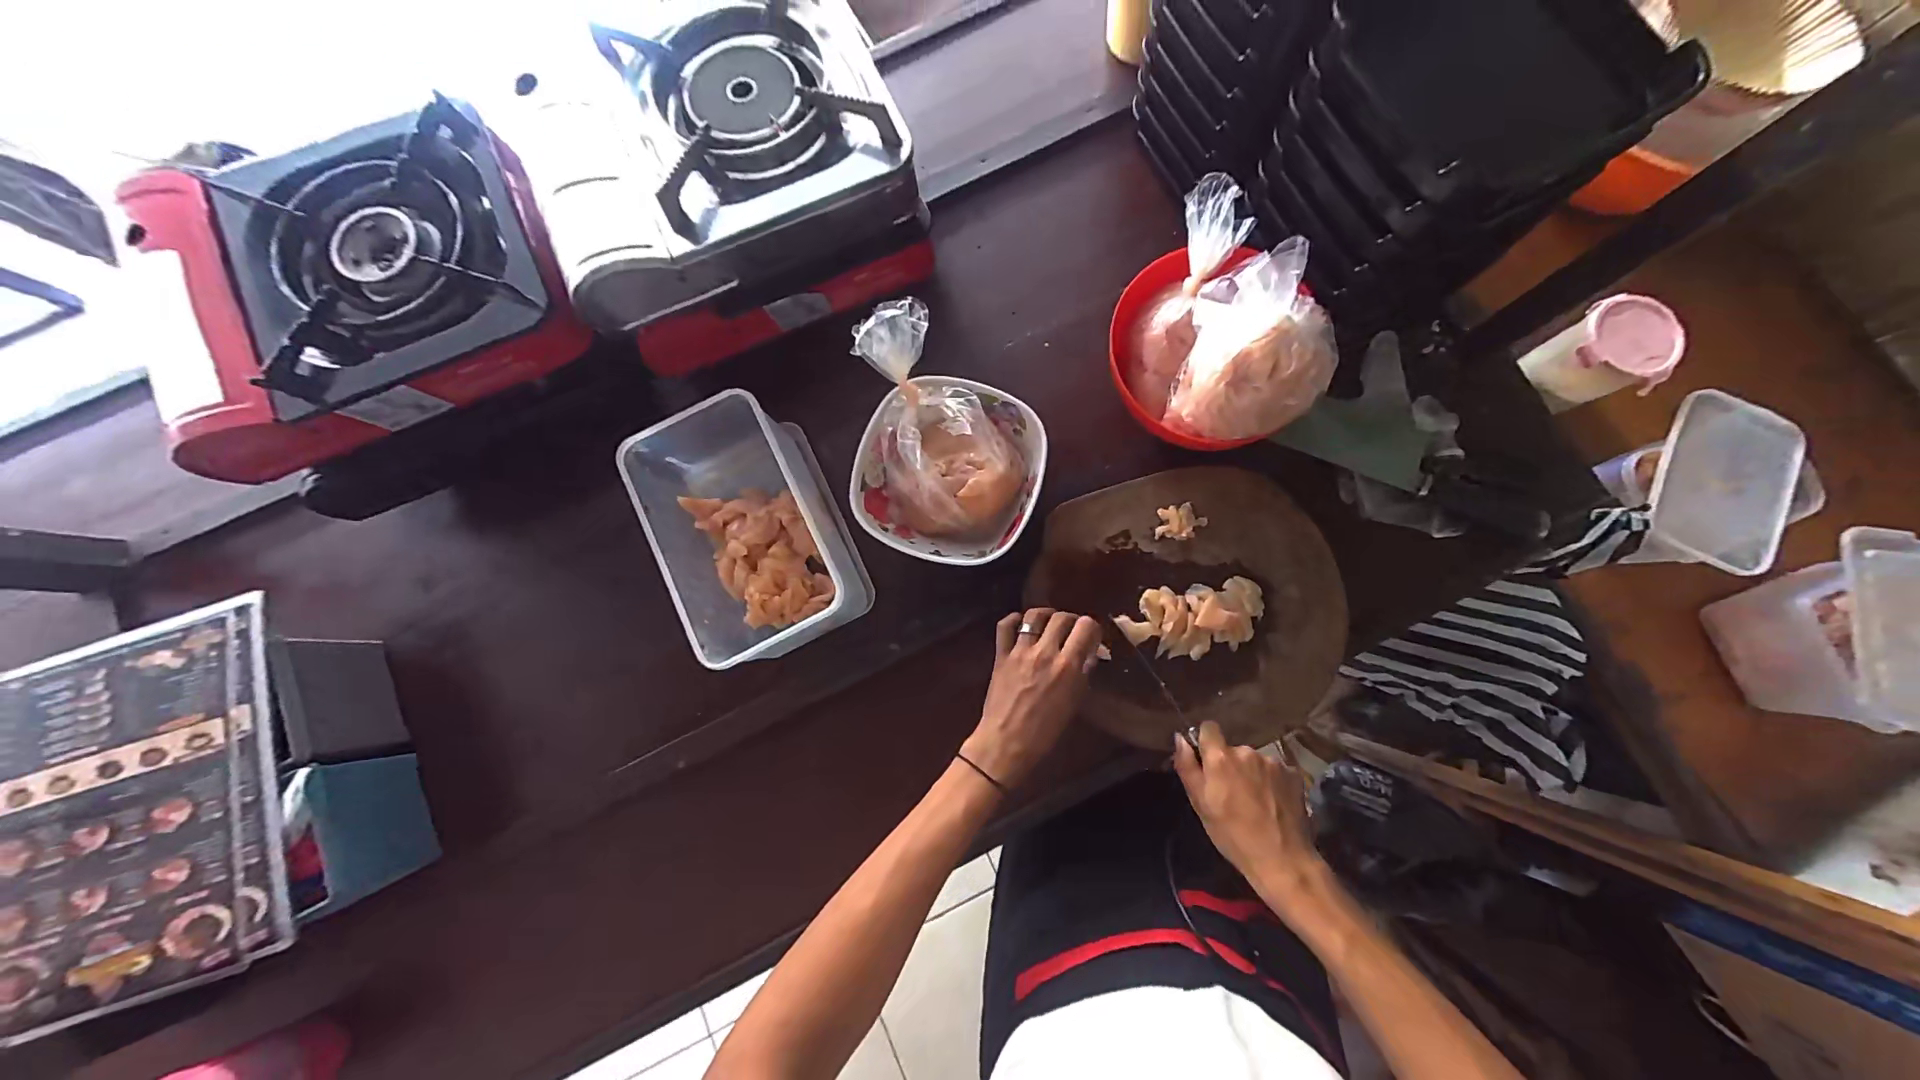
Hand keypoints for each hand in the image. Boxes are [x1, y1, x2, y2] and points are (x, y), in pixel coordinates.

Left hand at [961, 608, 1101, 790]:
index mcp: (1067, 666)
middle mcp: (1045, 652)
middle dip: (1071, 620)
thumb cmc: (1045, 731)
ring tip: (1050, 622)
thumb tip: (1089, 655)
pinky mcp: (1001, 655)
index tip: (1091, 635)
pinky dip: (1014, 619)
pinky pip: (1005, 626)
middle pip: (1062, 617)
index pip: (1086, 626)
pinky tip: (1021, 623)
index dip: (1092, 627)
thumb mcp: (1073, 703)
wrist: (1006, 742)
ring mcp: (1020, 651)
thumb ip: (1082, 675)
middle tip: (1072, 629)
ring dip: (1046, 615)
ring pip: (1034, 616)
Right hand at [1172, 721, 1322, 886]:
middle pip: (1233, 749)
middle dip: (1230, 765)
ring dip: (1251, 773)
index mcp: (1220, 757)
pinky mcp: (1294, 774)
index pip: (1209, 728)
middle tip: (1232, 794)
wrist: (1283, 860)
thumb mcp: (1201, 805)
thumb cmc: (1233, 835)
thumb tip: (1180, 738)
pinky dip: (1272, 782)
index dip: (1206, 742)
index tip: (1207, 763)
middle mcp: (1247, 751)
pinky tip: (1274, 804)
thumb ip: (1188, 767)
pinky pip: (1275, 771)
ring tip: (1255, 802)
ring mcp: (1273, 762)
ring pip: (1254, 761)